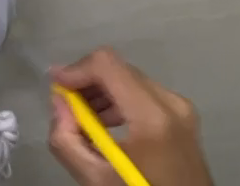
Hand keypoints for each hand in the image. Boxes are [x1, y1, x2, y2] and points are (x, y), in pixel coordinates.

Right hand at [49, 49, 213, 185]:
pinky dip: (120, 103)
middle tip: (65, 108)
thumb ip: (68, 141)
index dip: (76, 69)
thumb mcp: (98, 182)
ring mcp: (181, 108)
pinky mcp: (184, 117)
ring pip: (130, 80)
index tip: (55, 86)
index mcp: (153, 116)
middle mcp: (171, 102)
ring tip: (82, 122)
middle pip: (119, 70)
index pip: (107, 65)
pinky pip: (144, 95)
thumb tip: (59, 101)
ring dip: (102, 93)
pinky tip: (106, 128)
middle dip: (87, 83)